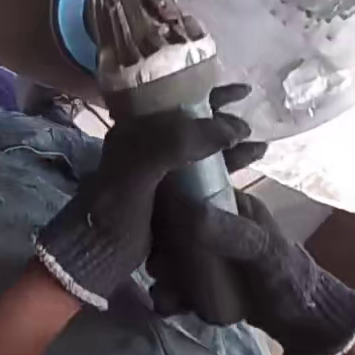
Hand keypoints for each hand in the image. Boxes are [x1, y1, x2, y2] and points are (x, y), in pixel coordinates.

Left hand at [34, 84, 252, 309]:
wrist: (94, 261)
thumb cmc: (111, 216)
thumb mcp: (137, 174)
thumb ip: (173, 144)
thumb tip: (225, 128)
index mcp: (133, 132)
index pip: (175, 98)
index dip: (208, 92)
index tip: (242, 94)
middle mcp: (146, 146)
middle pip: (192, 123)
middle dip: (223, 120)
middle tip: (251, 126)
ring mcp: (158, 173)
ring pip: (200, 151)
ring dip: (229, 147)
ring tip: (260, 149)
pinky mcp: (167, 198)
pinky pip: (200, 177)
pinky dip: (223, 172)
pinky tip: (244, 175)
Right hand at [151, 190, 354, 354]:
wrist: (305, 326)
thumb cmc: (290, 280)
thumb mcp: (263, 252)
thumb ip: (230, 232)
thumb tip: (185, 214)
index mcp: (230, 203)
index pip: (186, 189)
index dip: (163, 204)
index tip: (151, 225)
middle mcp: (214, 224)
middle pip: (170, 228)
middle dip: (159, 250)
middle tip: (160, 269)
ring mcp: (208, 255)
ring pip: (170, 258)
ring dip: (162, 277)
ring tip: (166, 296)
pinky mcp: (204, 282)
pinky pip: (176, 283)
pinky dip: (169, 295)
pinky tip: (169, 307)